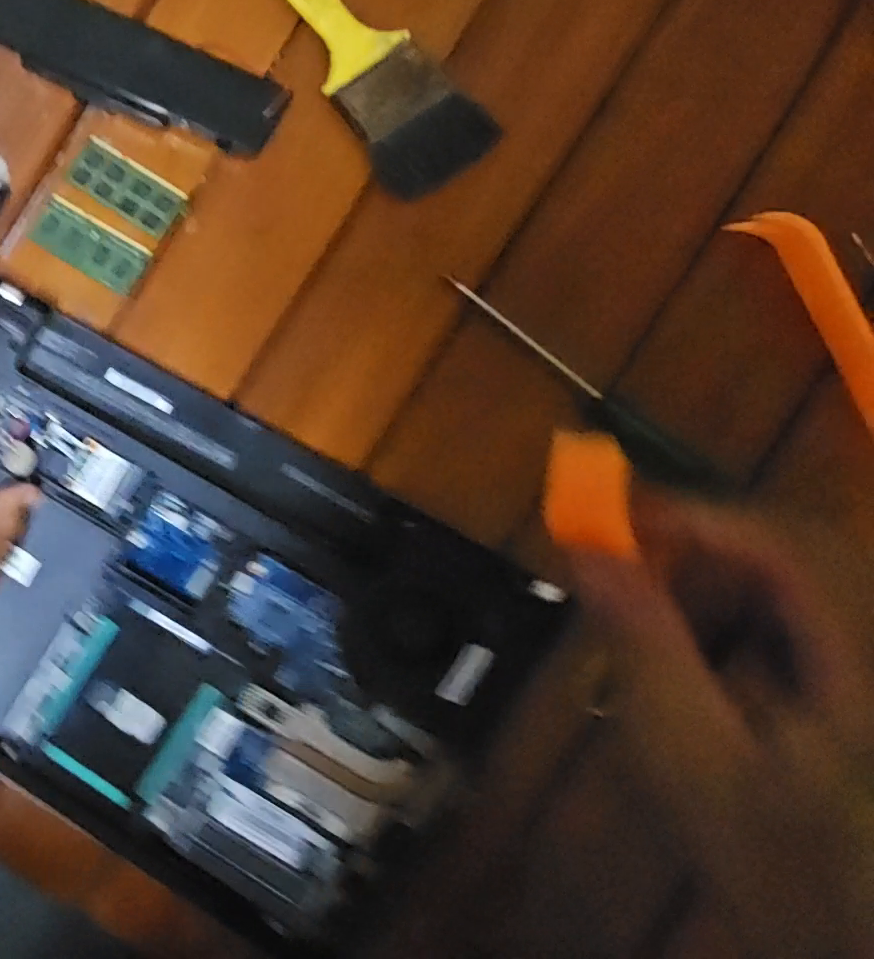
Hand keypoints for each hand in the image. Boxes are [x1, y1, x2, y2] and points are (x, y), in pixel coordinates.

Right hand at [569, 496, 873, 958]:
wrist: (829, 923)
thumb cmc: (754, 838)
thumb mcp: (683, 744)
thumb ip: (642, 639)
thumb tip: (586, 549)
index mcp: (862, 666)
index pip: (790, 547)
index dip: (695, 515)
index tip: (603, 512)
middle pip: (799, 549)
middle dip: (696, 543)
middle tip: (613, 554)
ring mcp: (871, 665)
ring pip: (801, 575)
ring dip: (711, 576)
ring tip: (647, 613)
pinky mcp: (859, 678)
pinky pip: (802, 612)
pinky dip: (736, 609)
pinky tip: (702, 652)